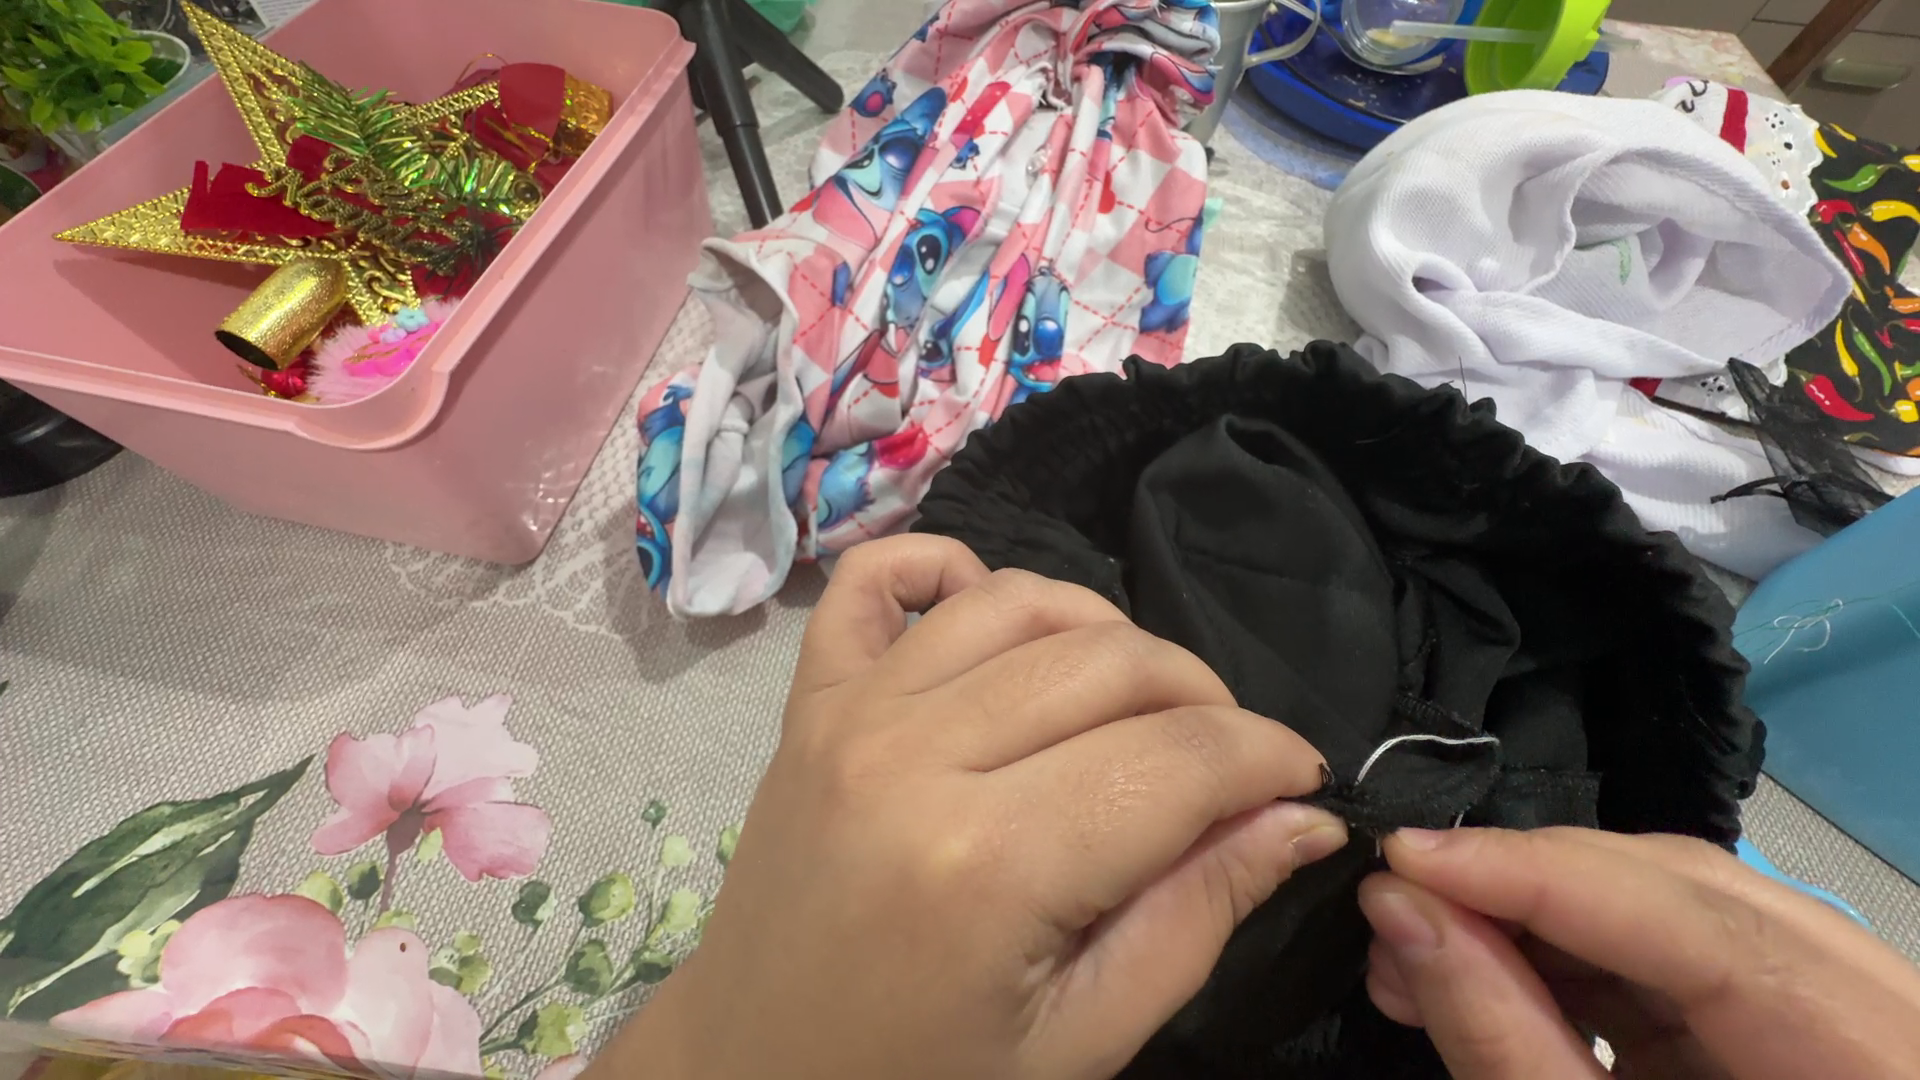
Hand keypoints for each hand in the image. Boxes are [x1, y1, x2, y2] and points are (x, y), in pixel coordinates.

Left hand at [589, 535, 1346, 1079]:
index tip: (1300, 776)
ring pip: (1014, 602)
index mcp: (990, 864)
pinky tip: (983, 603)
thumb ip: (1198, 913)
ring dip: (1100, 629)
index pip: (1175, 757)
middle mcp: (917, 755)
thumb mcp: (1082, 1037)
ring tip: (1130, 693)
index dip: (1265, 754)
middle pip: (1105, 662)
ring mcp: (853, 710)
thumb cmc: (919, 1077)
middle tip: (1226, 750)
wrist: (751, 1071)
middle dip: (1201, 693)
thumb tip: (1297, 814)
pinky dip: (939, 566)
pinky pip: (872, 580)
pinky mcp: (811, 698)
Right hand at [1358, 826, 1919, 1078]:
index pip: (1714, 934)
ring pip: (1670, 905)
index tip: (1406, 856)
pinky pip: (1658, 950)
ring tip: (1419, 938)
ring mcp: (1854, 1028)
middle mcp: (1905, 1038)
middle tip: (1407, 893)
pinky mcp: (1783, 1033)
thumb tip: (1394, 902)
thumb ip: (1497, 1036)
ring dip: (1526, 912)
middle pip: (1696, 894)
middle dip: (1528, 881)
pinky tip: (1475, 962)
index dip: (1543, 877)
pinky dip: (1552, 948)